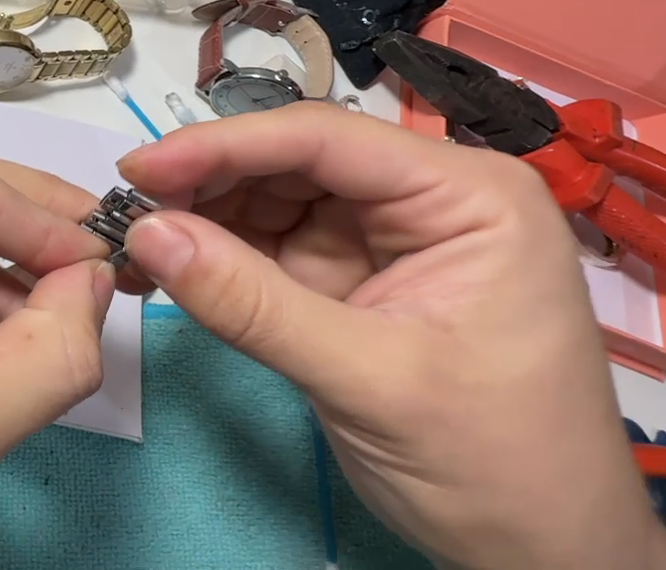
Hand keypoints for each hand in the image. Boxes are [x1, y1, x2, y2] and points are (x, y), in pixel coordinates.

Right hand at [115, 104, 665, 569]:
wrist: (540, 560)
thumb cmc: (496, 468)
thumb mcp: (369, 381)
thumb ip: (249, 303)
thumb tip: (143, 233)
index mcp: (463, 195)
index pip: (322, 139)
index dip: (220, 145)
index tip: (137, 169)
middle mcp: (417, 195)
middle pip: (284, 159)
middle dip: (202, 182)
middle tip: (125, 212)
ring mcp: (374, 232)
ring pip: (261, 194)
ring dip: (195, 215)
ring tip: (133, 243)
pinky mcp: (339, 270)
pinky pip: (258, 240)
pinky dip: (206, 251)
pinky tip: (164, 264)